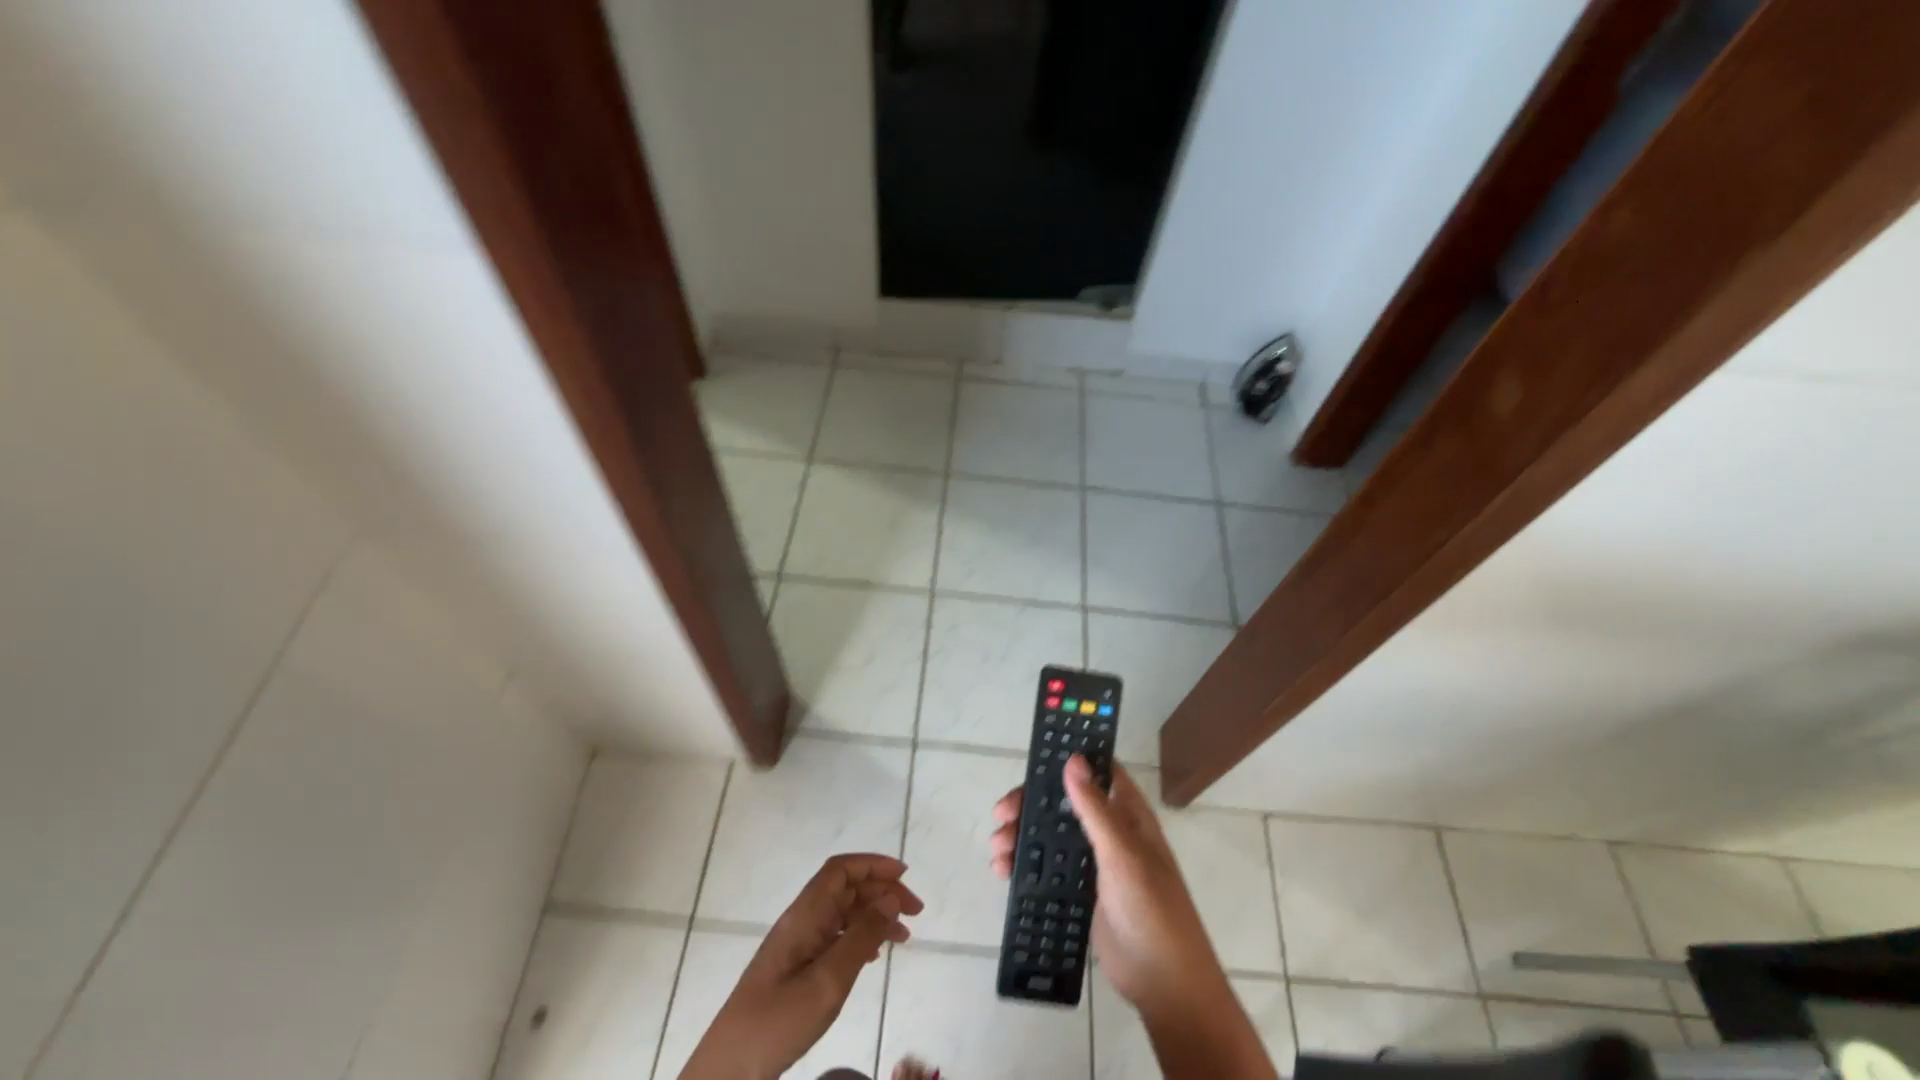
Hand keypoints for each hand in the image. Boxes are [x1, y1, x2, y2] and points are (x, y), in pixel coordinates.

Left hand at [682, 854, 921, 1079]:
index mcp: (804, 916)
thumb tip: (890, 898)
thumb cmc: (779, 1020)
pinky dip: (860, 937)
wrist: (732, 1063)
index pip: (840, 870)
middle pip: (845, 888)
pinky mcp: (796, 967)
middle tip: (916, 912)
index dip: (873, 865)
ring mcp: (797, 944)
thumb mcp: (828, 980)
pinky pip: (834, 937)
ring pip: (842, 913)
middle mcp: (800, 922)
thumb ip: (861, 937)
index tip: (906, 876)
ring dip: (874, 915)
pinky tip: (874, 955)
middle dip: (882, 890)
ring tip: (904, 936)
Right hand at [989, 758, 1224, 1015]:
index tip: (1032, 762)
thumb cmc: (1151, 909)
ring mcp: (1096, 864)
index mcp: (1129, 816)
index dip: (1068, 761)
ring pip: (1051, 837)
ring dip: (1022, 837)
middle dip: (1031, 805)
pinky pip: (1048, 870)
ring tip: (998, 848)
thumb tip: (1072, 759)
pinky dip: (1025, 867)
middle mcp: (1112, 833)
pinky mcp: (1082, 893)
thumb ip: (1095, 808)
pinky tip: (1003, 871)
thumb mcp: (1122, 854)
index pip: (1097, 773)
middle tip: (1002, 814)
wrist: (1163, 980)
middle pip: (1064, 805)